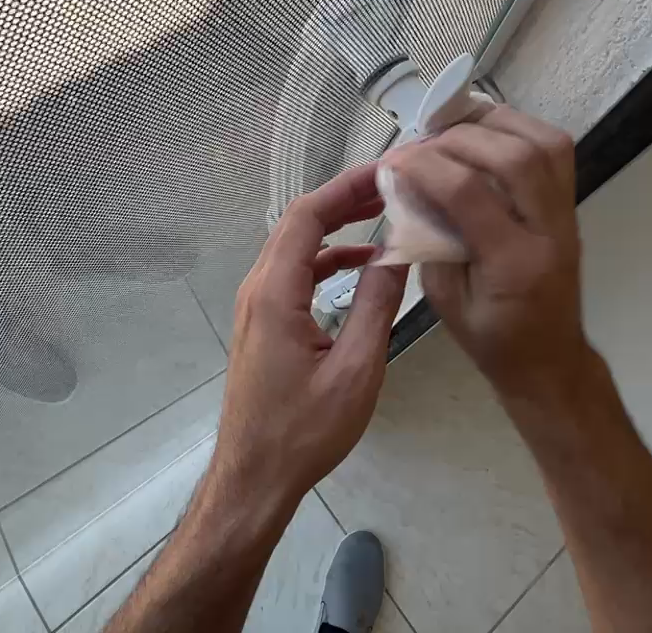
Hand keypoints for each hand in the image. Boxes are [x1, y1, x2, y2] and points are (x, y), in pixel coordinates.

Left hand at [211, 162, 405, 517]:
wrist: (254, 478)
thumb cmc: (304, 431)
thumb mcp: (355, 369)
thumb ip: (375, 305)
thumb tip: (397, 254)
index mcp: (275, 291)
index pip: (306, 216)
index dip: (344, 187)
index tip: (384, 172)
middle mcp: (258, 287)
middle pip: (298, 223)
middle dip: (344, 199)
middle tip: (391, 185)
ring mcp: (257, 304)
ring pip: (295, 245)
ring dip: (336, 226)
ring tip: (381, 214)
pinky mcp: (264, 321)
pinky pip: (295, 272)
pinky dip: (327, 258)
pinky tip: (360, 264)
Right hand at [380, 106, 587, 397]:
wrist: (549, 359)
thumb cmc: (492, 339)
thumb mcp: (444, 299)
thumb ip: (426, 239)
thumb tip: (407, 187)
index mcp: (515, 264)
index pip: (469, 193)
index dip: (425, 167)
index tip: (393, 161)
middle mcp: (550, 230)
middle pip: (513, 156)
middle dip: (456, 138)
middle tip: (419, 144)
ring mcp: (567, 213)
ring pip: (543, 143)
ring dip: (494, 123)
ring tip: (451, 126)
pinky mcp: (569, 203)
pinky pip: (553, 149)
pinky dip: (517, 129)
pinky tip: (483, 133)